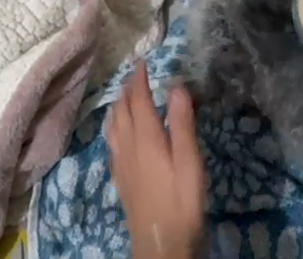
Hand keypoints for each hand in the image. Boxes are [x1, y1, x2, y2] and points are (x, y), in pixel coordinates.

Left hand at [106, 61, 205, 258]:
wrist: (160, 245)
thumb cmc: (181, 201)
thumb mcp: (189, 161)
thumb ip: (182, 123)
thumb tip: (176, 85)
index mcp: (146, 137)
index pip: (138, 100)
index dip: (139, 79)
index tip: (141, 61)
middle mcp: (128, 146)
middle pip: (122, 110)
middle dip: (127, 90)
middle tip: (134, 75)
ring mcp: (121, 163)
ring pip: (113, 126)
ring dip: (118, 107)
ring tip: (124, 96)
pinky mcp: (121, 179)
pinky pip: (112, 143)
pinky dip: (114, 127)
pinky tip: (118, 133)